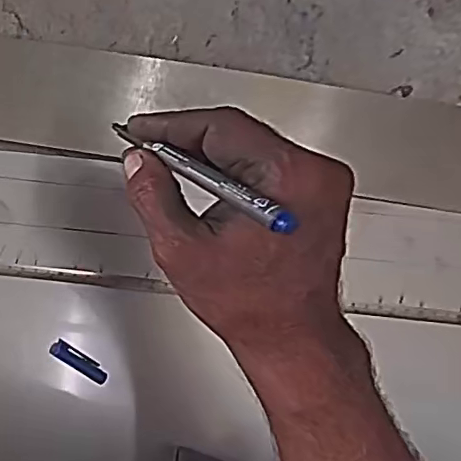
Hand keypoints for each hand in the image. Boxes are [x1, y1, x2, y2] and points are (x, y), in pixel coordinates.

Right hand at [120, 107, 357, 366]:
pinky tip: (204, 178)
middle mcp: (313, 172)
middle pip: (238, 132)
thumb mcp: (182, 249)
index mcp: (285, 178)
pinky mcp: (319, 193)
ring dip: (207, 152)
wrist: (291, 334)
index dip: (171, 126)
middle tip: (148, 146)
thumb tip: (139, 162)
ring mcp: (321, 182)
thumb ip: (153, 197)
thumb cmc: (253, 304)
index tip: (143, 131)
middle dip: (186, 138)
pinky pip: (267, 163)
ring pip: (251, 146)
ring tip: (169, 162)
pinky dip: (231, 167)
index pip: (220, 127)